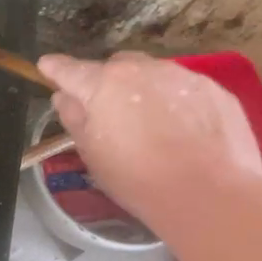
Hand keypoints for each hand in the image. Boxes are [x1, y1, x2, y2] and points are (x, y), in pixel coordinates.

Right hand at [37, 52, 261, 231]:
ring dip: (143, 91)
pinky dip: (175, 102)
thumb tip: (65, 97)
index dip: (55, 69)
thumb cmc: (137, 177)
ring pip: (152, 75)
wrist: (210, 193)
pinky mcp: (215, 90)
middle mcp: (142, 69)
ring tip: (150, 125)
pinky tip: (181, 131)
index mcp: (104, 83)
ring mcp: (183, 76)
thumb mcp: (91, 152)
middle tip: (108, 112)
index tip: (47, 67)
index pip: (69, 69)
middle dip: (107, 82)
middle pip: (116, 66)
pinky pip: (184, 88)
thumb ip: (74, 118)